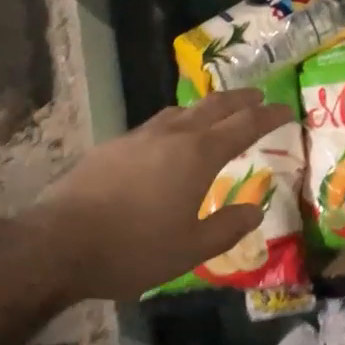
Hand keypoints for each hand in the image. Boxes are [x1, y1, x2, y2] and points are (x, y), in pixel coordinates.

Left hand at [38, 87, 293, 299]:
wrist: (58, 242)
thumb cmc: (133, 248)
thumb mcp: (189, 249)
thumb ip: (227, 227)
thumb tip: (256, 209)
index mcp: (199, 154)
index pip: (244, 125)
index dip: (268, 115)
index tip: (286, 108)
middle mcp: (173, 135)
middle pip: (214, 105)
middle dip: (240, 98)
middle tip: (258, 95)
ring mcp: (139, 136)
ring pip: (181, 110)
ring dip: (205, 107)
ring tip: (213, 112)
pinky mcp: (112, 146)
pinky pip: (155, 124)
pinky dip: (174, 122)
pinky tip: (165, 139)